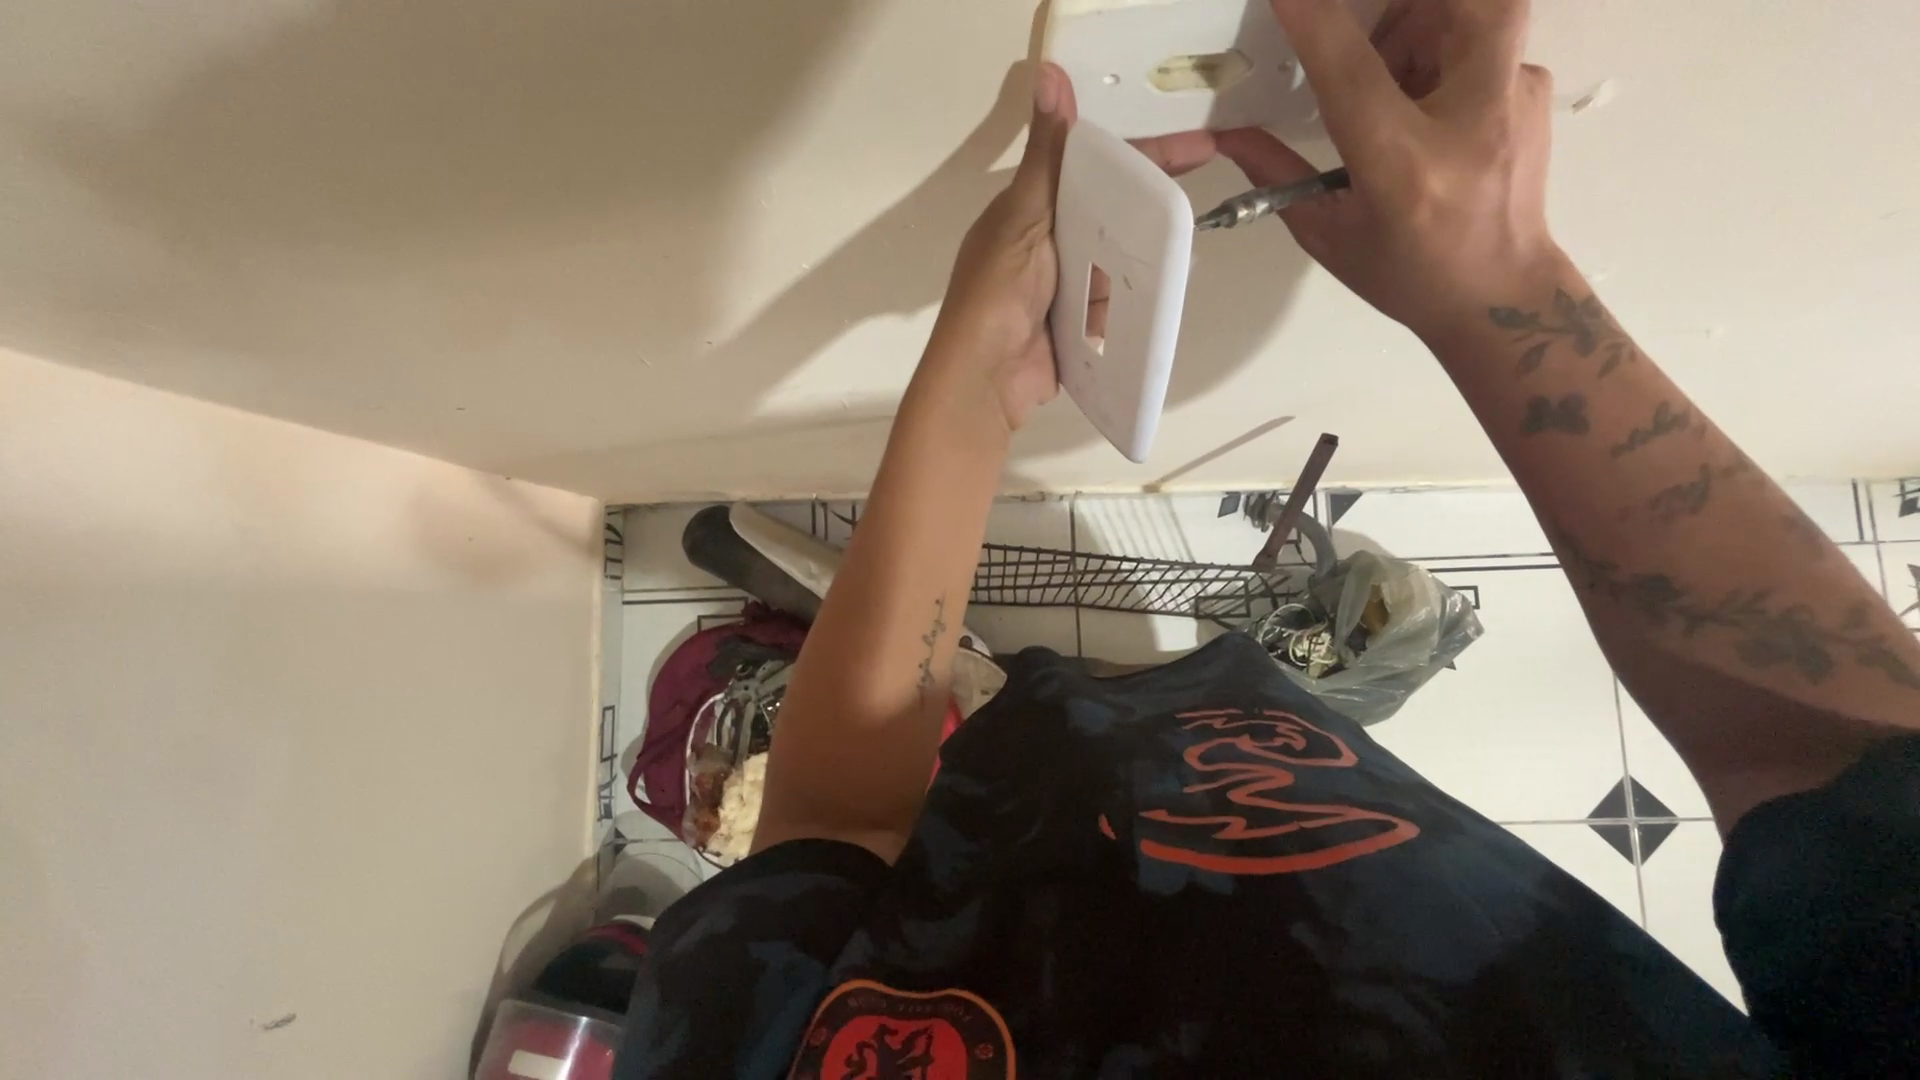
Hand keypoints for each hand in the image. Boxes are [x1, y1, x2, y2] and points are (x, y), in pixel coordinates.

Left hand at [930, 64, 1212, 431]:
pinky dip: (1134, 298)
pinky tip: (1166, 289)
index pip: (1091, 171)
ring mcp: (1057, 292)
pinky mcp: (1071, 330)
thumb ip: (1046, 158)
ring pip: (1111, 262)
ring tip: (1190, 244)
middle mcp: (1042, 248)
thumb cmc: (997, 293)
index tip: (1198, 147)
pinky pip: (1110, 307)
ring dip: (1144, 254)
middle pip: (1107, 216)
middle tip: (1198, 201)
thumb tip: (1049, 74)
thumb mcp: (1022, 218)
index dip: (1142, 156)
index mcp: (1027, 214)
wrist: (985, 378)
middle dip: (1149, 206)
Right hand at [1218, 0, 1561, 334]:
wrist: (1498, 293)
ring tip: (1394, 66)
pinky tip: (1425, 96)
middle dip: (1406, 0)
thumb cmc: (1403, 273)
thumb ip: (1278, 177)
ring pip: (1483, 6)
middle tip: (1369, 25)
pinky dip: (1448, 46)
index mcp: (1403, 168)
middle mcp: (1470, 120)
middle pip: (1464, 2)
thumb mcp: (1328, 233)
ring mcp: (1516, 96)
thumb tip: (1230, 134)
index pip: (1352, 74)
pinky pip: (1490, 36)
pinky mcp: (1534, 87)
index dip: (1314, 21)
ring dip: (1426, 18)